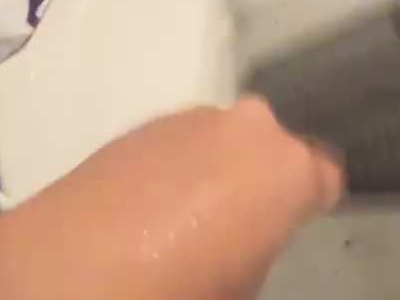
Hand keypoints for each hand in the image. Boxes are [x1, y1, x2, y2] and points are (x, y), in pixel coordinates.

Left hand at [0, 98, 342, 299]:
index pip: (326, 172)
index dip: (313, 200)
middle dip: (261, 178)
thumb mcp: (244, 283)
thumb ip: (261, 241)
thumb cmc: (182, 287)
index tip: (297, 221)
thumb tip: (246, 230)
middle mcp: (247, 126)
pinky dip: (179, 164)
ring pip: (226, 140)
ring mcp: (195, 116)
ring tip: (185, 217)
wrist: (73, 264)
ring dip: (218, 168)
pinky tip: (152, 204)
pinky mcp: (149, 118)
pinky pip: (185, 140)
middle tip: (236, 227)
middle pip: (273, 147)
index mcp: (285, 166)